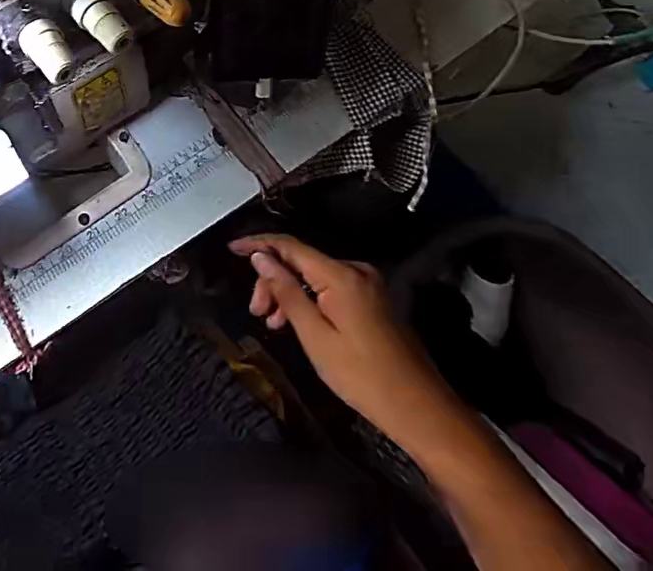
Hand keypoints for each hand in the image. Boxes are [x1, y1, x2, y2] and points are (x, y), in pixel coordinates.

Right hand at [229, 234, 459, 440]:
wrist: (420, 409)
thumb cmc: (364, 377)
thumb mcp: (314, 335)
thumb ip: (285, 291)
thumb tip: (261, 258)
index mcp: (341, 276)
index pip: (289, 245)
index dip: (258, 243)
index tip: (232, 248)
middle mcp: (356, 270)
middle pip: (301, 261)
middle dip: (273, 280)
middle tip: (257, 311)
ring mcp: (367, 284)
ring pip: (314, 276)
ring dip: (289, 292)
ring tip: (273, 323)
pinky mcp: (373, 299)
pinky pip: (330, 288)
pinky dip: (309, 300)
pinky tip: (297, 323)